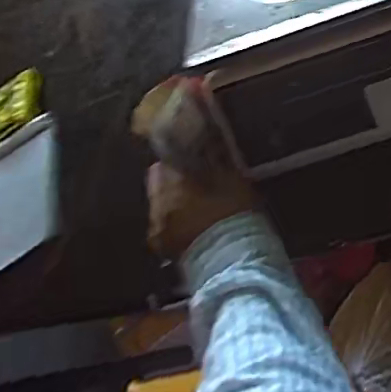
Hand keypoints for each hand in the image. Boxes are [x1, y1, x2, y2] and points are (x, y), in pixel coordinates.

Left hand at [138, 76, 253, 258]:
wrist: (235, 265)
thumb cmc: (234, 214)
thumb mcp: (231, 176)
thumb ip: (215, 151)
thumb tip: (207, 126)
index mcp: (168, 186)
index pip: (164, 157)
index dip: (179, 148)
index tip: (193, 144)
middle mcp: (156, 209)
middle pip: (160, 180)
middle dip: (176, 174)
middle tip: (201, 171)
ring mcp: (159, 233)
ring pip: (163, 203)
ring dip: (177, 197)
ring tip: (203, 196)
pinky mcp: (167, 251)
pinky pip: (169, 223)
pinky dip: (180, 217)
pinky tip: (201, 219)